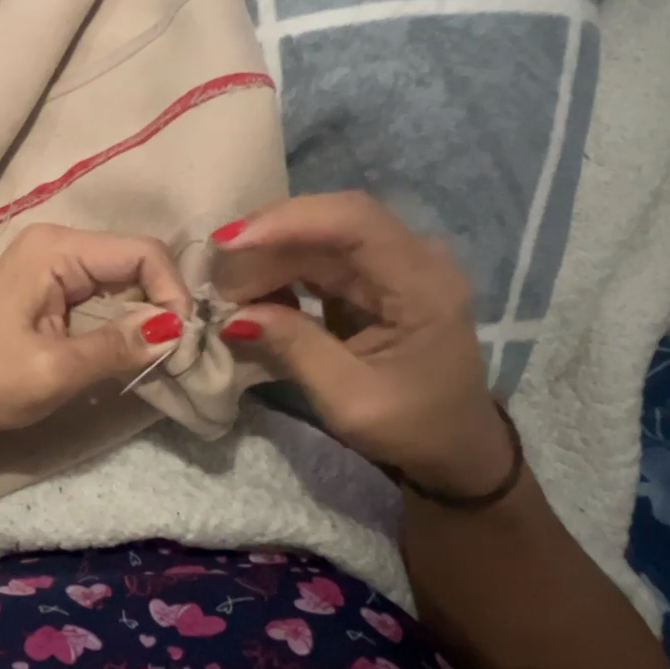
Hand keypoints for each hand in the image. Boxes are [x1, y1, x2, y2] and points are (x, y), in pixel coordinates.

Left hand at [0, 225, 192, 490]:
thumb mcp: (57, 370)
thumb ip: (118, 345)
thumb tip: (177, 331)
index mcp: (53, 248)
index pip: (140, 251)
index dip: (171, 290)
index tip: (183, 339)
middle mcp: (55, 243)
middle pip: (135, 259)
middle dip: (163, 301)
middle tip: (181, 351)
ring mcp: (52, 262)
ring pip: (124, 277)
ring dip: (148, 311)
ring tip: (165, 352)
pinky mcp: (51, 285)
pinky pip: (105, 291)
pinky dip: (127, 316)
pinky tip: (138, 345)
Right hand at [211, 193, 514, 498]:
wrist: (453, 446)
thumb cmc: (411, 427)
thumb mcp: (349, 399)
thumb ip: (294, 349)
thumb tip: (233, 315)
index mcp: (422, 283)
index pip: (355, 222)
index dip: (289, 221)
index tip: (230, 242)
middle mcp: (412, 257)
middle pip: (329, 222)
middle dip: (266, 241)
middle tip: (216, 277)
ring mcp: (392, 262)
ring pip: (316, 235)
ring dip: (266, 255)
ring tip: (226, 288)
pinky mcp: (371, 275)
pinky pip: (317, 255)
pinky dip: (278, 268)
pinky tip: (251, 291)